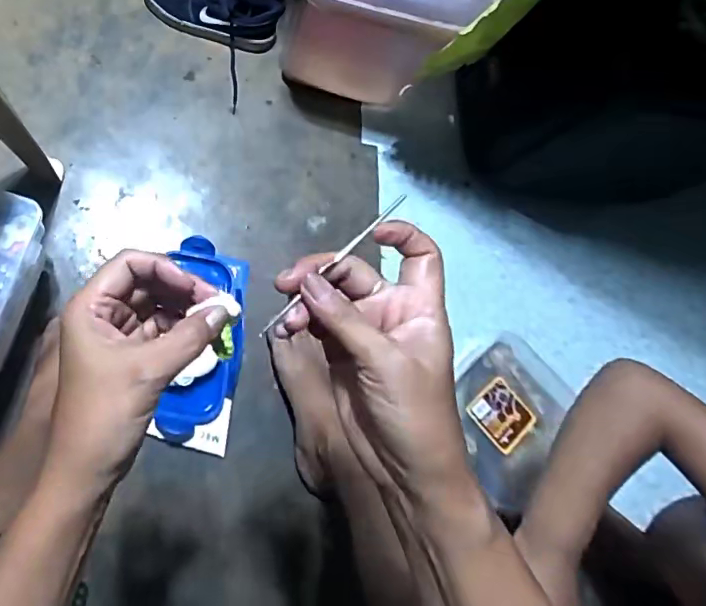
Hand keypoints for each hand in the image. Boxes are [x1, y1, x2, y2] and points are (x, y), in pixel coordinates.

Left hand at [50, 251, 232, 484]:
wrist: (84, 474)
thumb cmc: (105, 415)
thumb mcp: (148, 370)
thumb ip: (189, 336)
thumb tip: (226, 309)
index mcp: (90, 307)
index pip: (130, 264)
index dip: (165, 268)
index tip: (195, 288)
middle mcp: (101, 313)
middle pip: (146, 282)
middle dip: (182, 288)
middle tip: (216, 302)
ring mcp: (115, 334)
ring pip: (155, 304)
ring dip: (185, 307)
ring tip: (215, 317)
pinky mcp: (129, 355)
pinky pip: (159, 328)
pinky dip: (181, 328)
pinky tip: (204, 333)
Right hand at [272, 223, 469, 502]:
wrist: (404, 474)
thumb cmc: (414, 413)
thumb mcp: (385, 362)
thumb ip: (345, 320)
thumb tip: (308, 281)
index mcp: (418, 307)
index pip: (420, 256)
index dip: (403, 236)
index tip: (374, 231)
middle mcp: (390, 311)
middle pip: (356, 272)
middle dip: (322, 271)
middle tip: (289, 280)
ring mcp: (362, 331)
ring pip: (329, 295)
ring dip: (305, 297)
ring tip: (286, 311)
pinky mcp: (339, 352)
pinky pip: (315, 322)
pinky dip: (299, 319)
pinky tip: (286, 327)